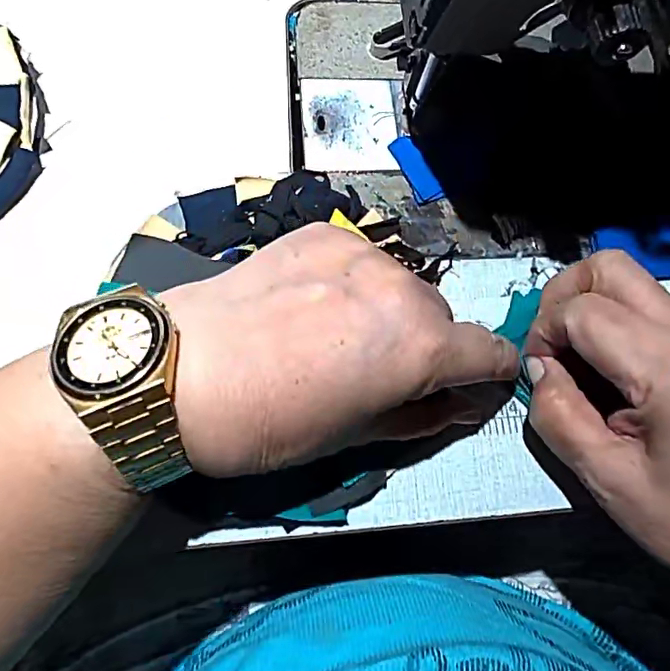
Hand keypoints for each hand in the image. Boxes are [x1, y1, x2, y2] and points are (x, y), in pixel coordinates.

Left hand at [160, 223, 517, 476]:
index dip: (491, 371)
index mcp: (419, 346)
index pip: (491, 351)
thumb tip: (459, 403)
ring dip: (390, 310)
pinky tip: (311, 302)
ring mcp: (362, 254)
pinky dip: (353, 282)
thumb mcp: (354, 436)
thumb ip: (423, 415)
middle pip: (441, 318)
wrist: (178, 374)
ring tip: (337, 333)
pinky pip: (362, 260)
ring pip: (402, 286)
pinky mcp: (325, 234)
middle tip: (379, 371)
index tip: (477, 379)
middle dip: (426, 345)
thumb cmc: (267, 422)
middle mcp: (403, 290)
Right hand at [523, 252, 669, 659]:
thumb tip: (539, 370)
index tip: (539, 375)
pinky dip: (612, 319)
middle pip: (610, 266)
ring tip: (572, 358)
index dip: (544, 333)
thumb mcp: (611, 484)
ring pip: (629, 278)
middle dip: (563, 296)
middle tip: (548, 347)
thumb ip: (560, 417)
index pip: (585, 310)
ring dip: (588, 305)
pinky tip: (604, 367)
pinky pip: (646, 305)